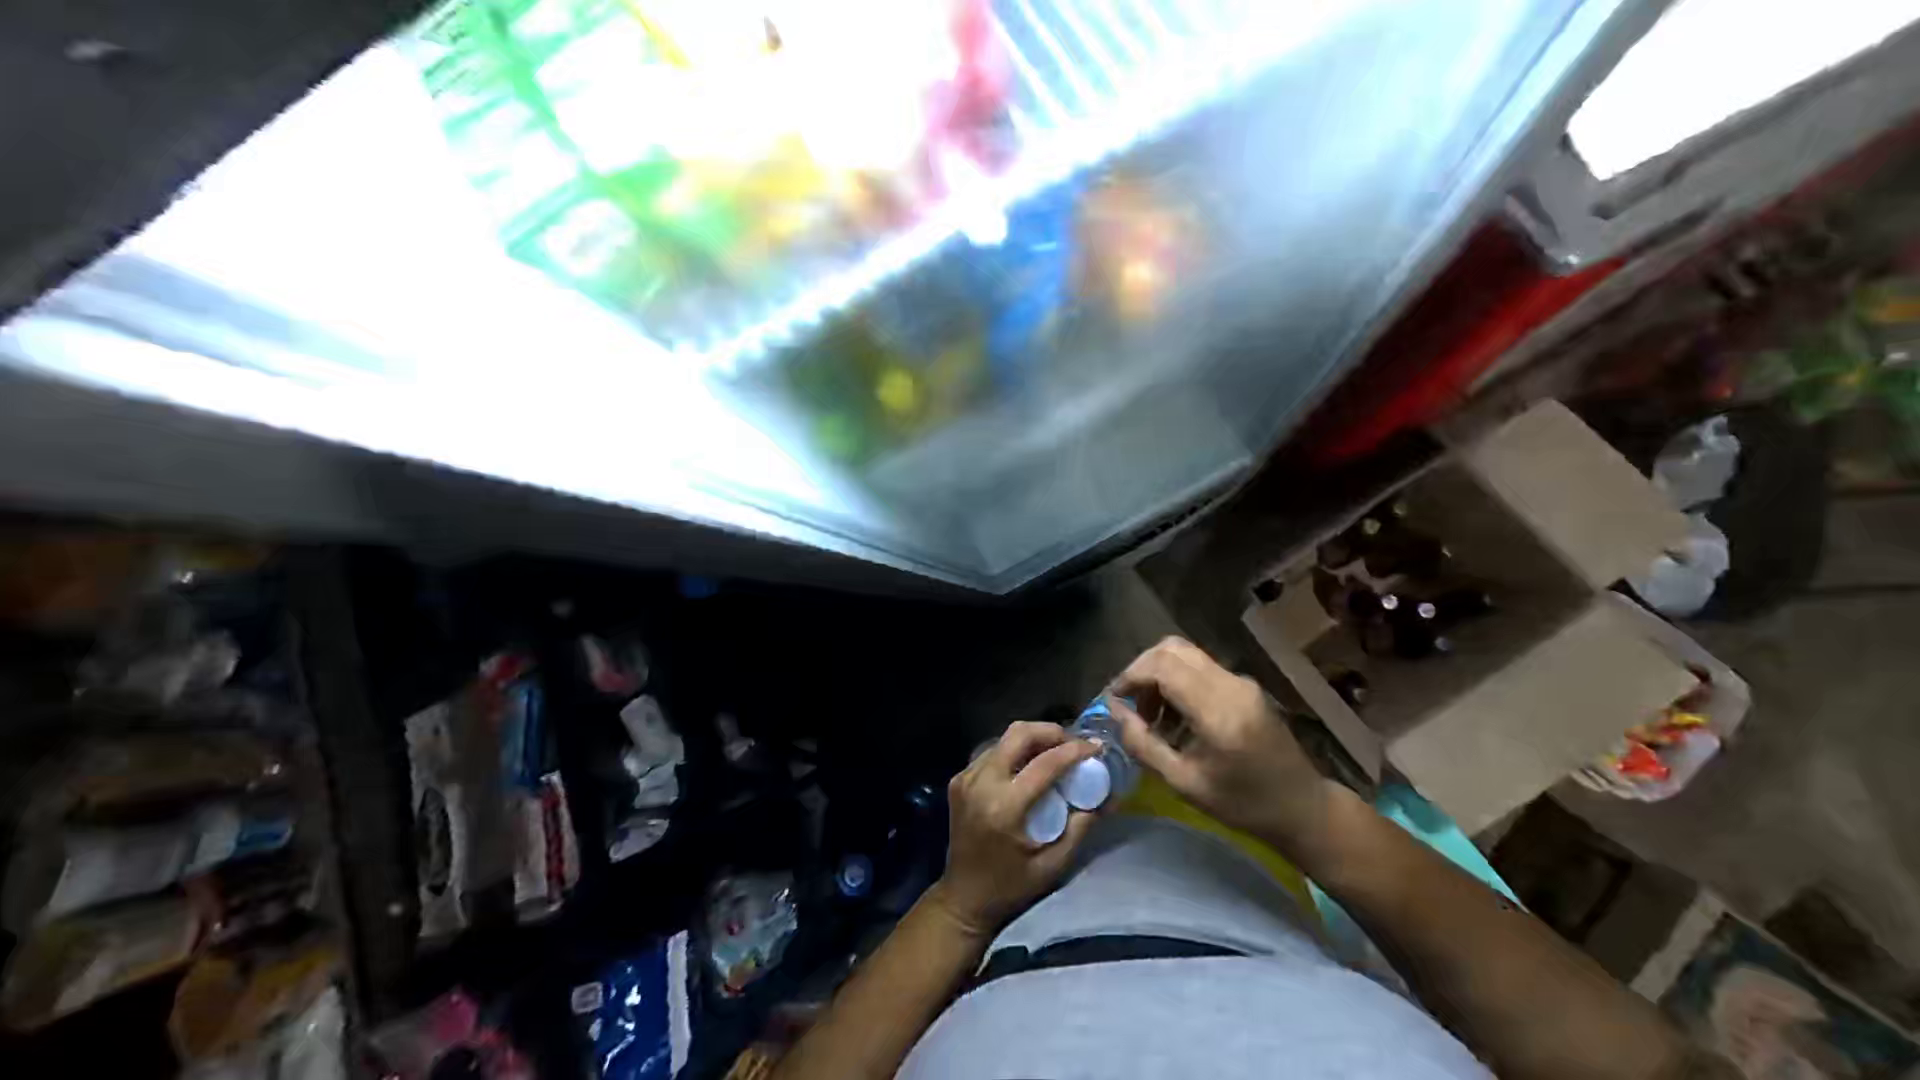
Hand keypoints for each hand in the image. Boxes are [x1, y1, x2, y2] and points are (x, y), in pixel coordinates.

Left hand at [932, 722, 1099, 935]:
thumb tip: (1108, 797)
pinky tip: (1029, 766)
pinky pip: (991, 751)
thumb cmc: (1010, 886)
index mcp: (1004, 807)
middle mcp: (981, 783)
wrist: (963, 897)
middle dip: (1051, 732)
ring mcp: (965, 778)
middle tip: (1073, 745)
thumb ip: (1080, 827)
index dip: (1074, 750)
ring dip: (1033, 739)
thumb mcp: (1052, 865)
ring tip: (1055, 753)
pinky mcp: (959, 779)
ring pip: (1004, 738)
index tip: (1096, 747)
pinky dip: (1014, 751)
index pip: (1044, 763)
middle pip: (1019, 734)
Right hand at [1112, 637, 1333, 850]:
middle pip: (1172, 649)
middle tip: (1129, 703)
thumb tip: (1115, 712)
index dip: (1131, 675)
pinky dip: (1177, 682)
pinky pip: (1201, 669)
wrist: (1302, 807)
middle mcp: (1231, 685)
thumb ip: (1144, 744)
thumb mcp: (1183, 782)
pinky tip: (1174, 718)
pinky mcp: (1245, 687)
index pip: (1163, 666)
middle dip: (1142, 670)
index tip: (1114, 699)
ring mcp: (1241, 682)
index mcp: (1217, 710)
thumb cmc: (1242, 803)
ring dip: (1159, 676)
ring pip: (1186, 655)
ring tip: (1151, 716)